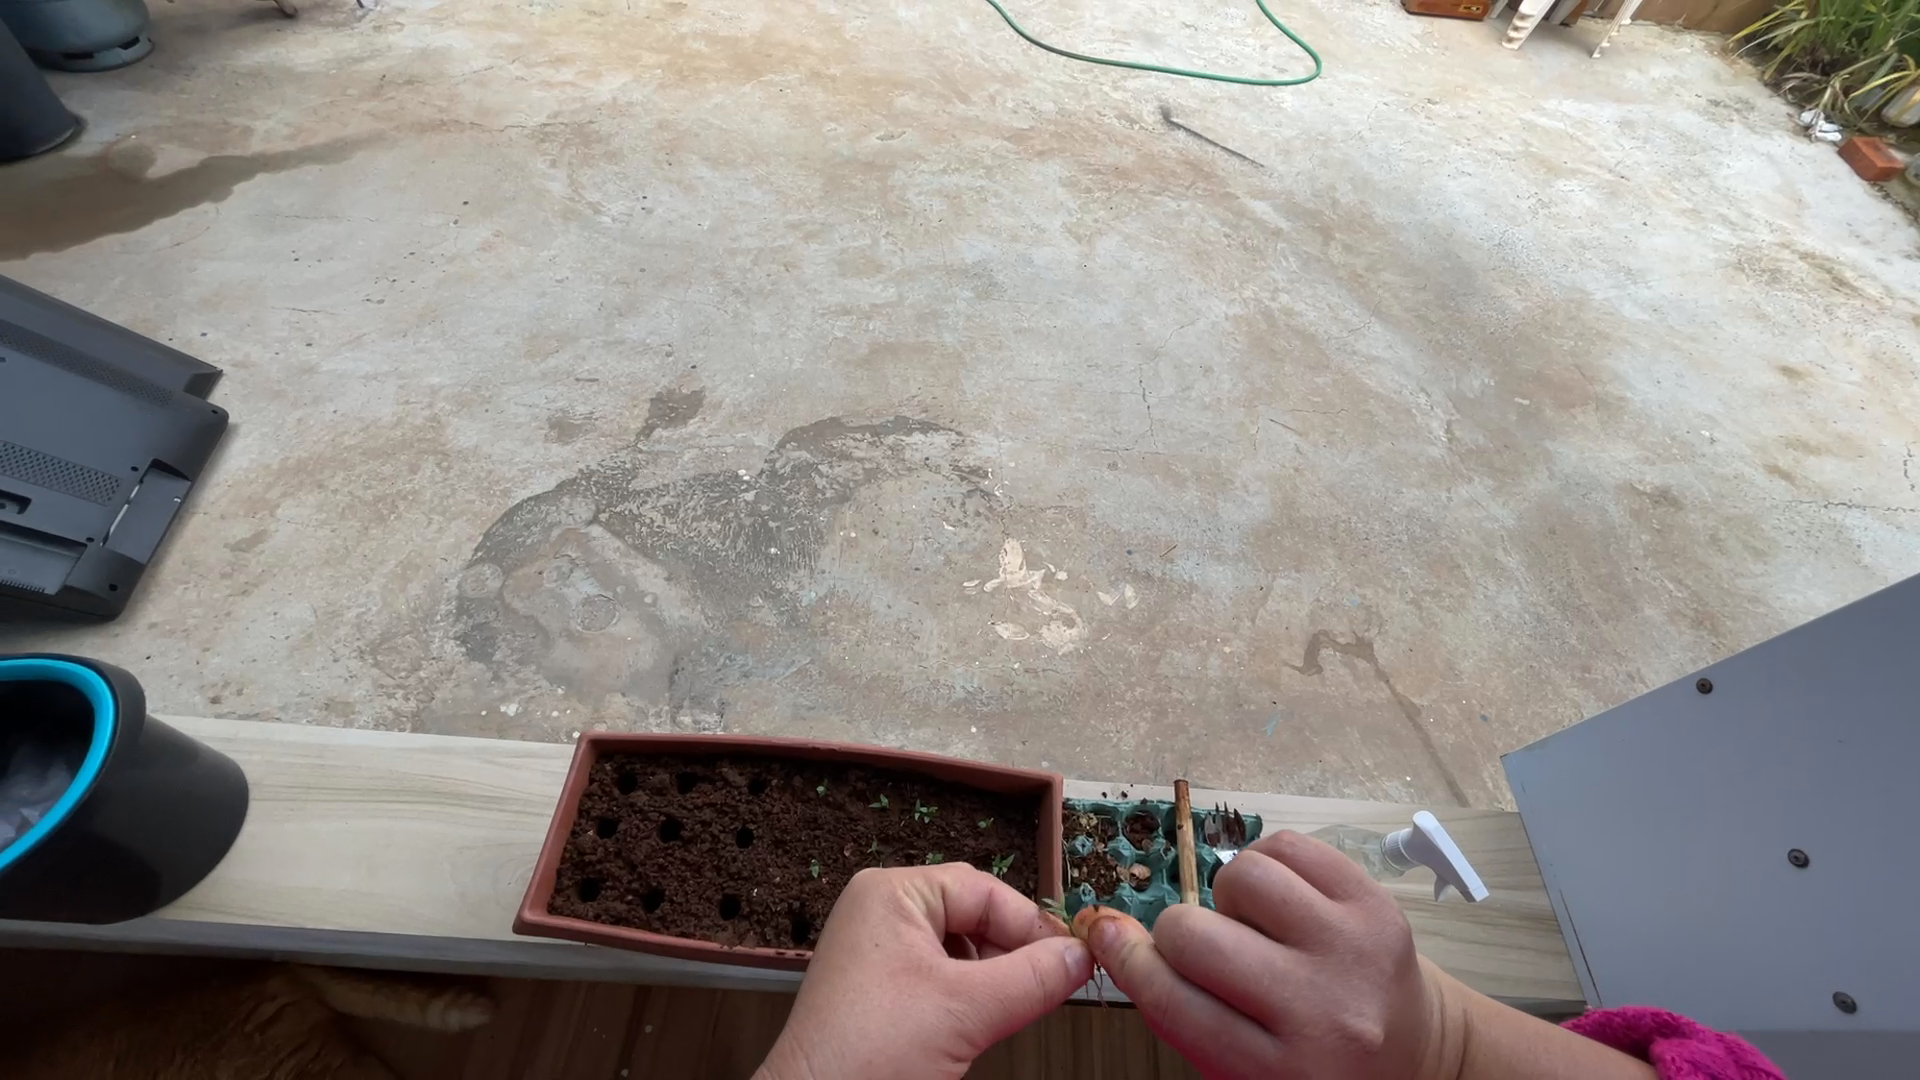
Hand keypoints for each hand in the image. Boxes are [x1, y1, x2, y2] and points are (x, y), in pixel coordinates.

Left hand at [756, 864, 1093, 1079]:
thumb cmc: (873, 1055)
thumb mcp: (964, 1011)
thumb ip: (1031, 979)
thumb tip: (1083, 955)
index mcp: (893, 891)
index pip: (981, 889)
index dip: (1029, 923)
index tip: (1072, 958)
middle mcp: (882, 908)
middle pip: (971, 914)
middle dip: (1009, 952)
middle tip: (1046, 987)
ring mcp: (877, 947)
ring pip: (959, 946)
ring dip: (991, 976)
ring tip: (1008, 1009)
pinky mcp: (877, 985)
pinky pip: (938, 972)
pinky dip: (966, 994)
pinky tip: (975, 1023)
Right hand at [1084, 829, 1457, 1079]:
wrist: (1419, 1054)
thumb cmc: (1311, 1063)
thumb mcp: (1242, 1067)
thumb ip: (1177, 1006)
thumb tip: (1106, 929)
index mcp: (1281, 1075)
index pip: (1171, 1000)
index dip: (1125, 958)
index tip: (1104, 931)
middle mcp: (1322, 1015)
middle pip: (1192, 934)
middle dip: (1182, 936)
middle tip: (1208, 952)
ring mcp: (1353, 952)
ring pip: (1238, 876)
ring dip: (1230, 898)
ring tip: (1256, 927)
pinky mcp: (1375, 903)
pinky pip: (1282, 846)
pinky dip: (1268, 864)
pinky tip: (1285, 902)